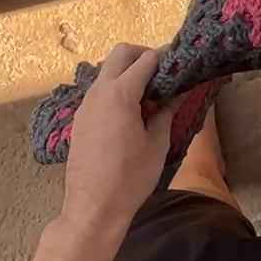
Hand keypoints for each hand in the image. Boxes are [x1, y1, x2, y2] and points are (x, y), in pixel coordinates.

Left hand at [61, 44, 178, 233]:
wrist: (93, 207)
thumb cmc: (131, 177)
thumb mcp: (157, 143)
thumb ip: (167, 111)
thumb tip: (179, 91)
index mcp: (120, 94)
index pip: (146, 60)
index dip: (165, 60)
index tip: (180, 67)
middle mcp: (99, 91)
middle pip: (120, 53)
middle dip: (142, 55)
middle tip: (161, 74)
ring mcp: (86, 104)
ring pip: (107, 70)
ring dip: (127, 72)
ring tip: (147, 96)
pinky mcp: (80, 118)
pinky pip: (99, 90)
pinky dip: (115, 88)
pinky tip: (129, 112)